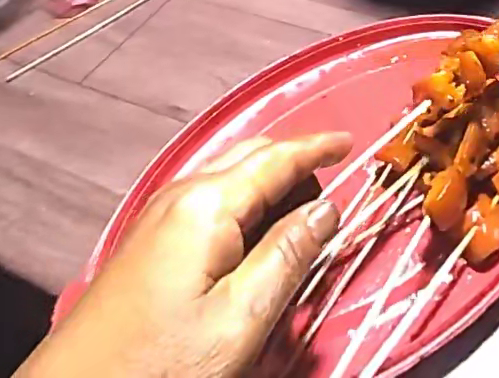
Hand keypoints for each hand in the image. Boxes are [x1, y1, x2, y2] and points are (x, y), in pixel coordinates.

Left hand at [17, 133, 349, 377]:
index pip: (278, 158)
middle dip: (296, 167)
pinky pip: (211, 199)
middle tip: (328, 201)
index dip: (319, 147)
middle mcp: (181, 194)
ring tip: (296, 228)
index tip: (352, 143)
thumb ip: (289, 256)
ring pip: (232, 176)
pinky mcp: (146, 241)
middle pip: (254, 156)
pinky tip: (253, 241)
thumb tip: (327, 210)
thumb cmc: (156, 369)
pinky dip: (245, 206)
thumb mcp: (238, 321)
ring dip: (271, 187)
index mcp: (206, 203)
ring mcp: (158, 215)